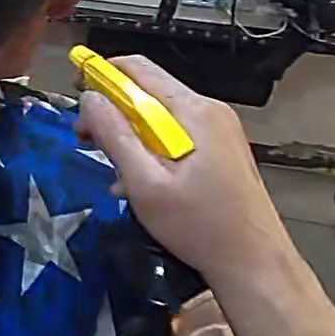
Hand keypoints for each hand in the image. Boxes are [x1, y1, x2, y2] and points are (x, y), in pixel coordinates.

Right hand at [75, 55, 292, 285]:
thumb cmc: (200, 227)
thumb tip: (89, 98)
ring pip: (160, 113)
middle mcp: (209, 109)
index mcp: (193, 110)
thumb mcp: (146, 184)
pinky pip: (176, 131)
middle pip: (148, 89)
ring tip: (110, 163)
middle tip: (85, 137)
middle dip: (111, 108)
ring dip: (129, 130)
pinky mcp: (222, 147)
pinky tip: (139, 177)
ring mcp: (219, 128)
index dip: (101, 74)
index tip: (77, 96)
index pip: (137, 68)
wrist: (257, 267)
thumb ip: (115, 136)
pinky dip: (151, 145)